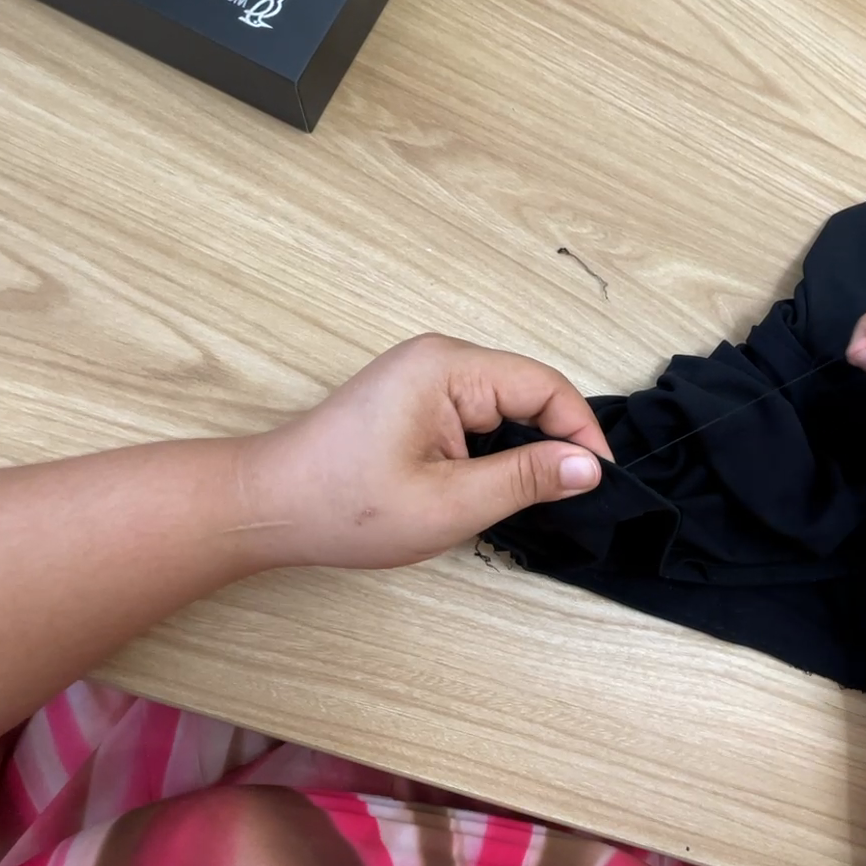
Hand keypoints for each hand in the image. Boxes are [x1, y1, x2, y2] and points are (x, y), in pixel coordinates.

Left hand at [235, 334, 612, 569]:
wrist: (267, 507)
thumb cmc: (346, 507)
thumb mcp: (450, 504)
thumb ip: (525, 479)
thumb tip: (591, 467)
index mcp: (449, 369)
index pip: (546, 387)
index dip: (581, 433)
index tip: (598, 481)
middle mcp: (442, 358)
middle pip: (531, 390)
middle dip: (558, 440)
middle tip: (573, 493)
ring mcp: (429, 375)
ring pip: (510, 404)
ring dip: (530, 445)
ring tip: (537, 492)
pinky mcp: (421, 396)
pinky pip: (485, 413)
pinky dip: (502, 446)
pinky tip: (500, 480)